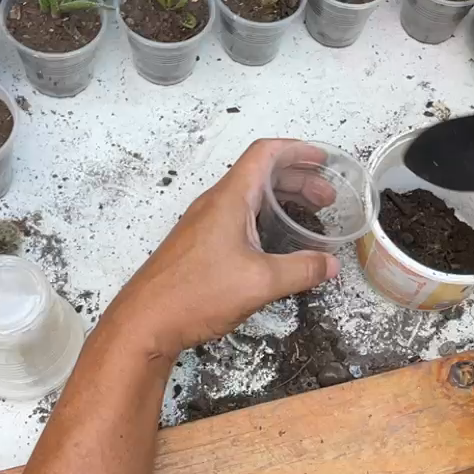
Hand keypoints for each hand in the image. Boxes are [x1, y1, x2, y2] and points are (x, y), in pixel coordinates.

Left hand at [107, 140, 339, 357]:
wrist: (145, 322)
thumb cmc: (195, 294)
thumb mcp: (260, 282)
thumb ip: (301, 270)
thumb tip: (329, 264)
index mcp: (229, 199)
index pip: (265, 154)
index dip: (297, 151)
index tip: (323, 161)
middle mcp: (215, 204)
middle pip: (261, 175)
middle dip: (298, 180)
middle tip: (327, 198)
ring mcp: (205, 225)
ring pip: (250, 198)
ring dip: (282, 200)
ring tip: (310, 217)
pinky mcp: (200, 245)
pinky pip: (239, 218)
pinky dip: (266, 219)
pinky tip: (279, 242)